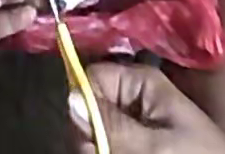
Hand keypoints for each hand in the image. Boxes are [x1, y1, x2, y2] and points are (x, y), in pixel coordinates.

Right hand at [73, 62, 224, 153]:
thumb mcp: (156, 149)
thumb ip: (112, 125)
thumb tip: (67, 98)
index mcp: (142, 82)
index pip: (93, 77)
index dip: (82, 103)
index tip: (85, 136)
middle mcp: (136, 98)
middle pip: (92, 108)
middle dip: (91, 134)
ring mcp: (138, 125)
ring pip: (99, 132)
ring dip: (98, 146)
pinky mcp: (139, 145)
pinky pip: (112, 144)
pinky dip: (109, 150)